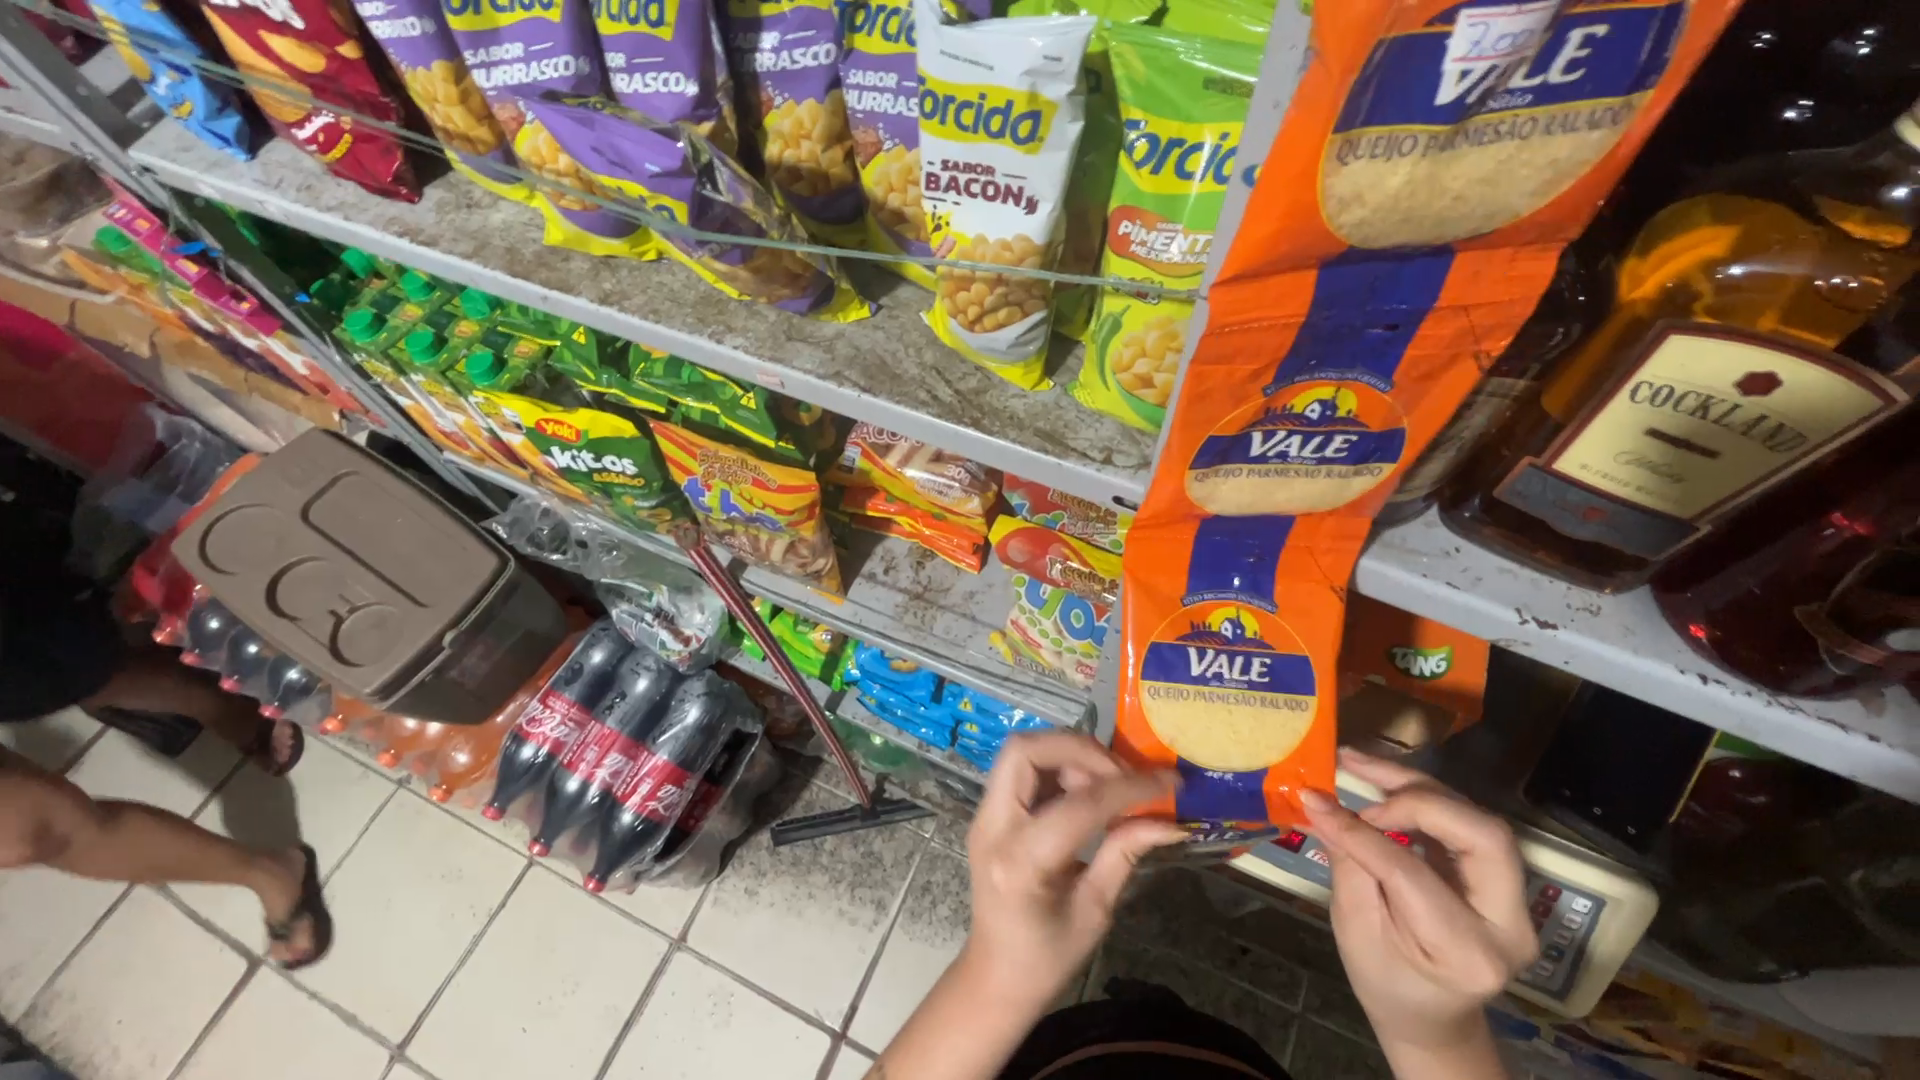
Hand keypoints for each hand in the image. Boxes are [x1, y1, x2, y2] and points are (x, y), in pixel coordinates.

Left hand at [963, 733, 1184, 1006]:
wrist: (995, 974)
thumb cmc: (1047, 956)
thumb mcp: (1095, 909)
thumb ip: (1124, 853)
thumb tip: (1171, 821)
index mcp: (1021, 861)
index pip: (1079, 804)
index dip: (1129, 788)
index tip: (1169, 783)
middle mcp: (993, 827)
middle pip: (1027, 751)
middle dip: (1081, 750)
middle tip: (1124, 774)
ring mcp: (985, 815)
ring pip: (1022, 752)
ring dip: (1069, 755)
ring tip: (1108, 784)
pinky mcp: (989, 812)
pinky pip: (1023, 770)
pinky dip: (1058, 767)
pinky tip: (1087, 791)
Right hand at [1305, 749, 1537, 1054]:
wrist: (1429, 1014)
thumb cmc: (1385, 981)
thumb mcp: (1355, 930)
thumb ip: (1349, 865)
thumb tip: (1319, 803)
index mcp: (1468, 952)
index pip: (1412, 872)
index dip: (1359, 831)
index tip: (1314, 800)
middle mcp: (1509, 923)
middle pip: (1482, 834)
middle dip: (1416, 798)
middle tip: (1358, 783)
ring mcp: (1516, 900)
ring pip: (1477, 820)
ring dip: (1416, 786)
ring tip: (1359, 764)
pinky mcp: (1502, 878)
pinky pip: (1466, 823)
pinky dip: (1422, 797)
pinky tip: (1380, 783)